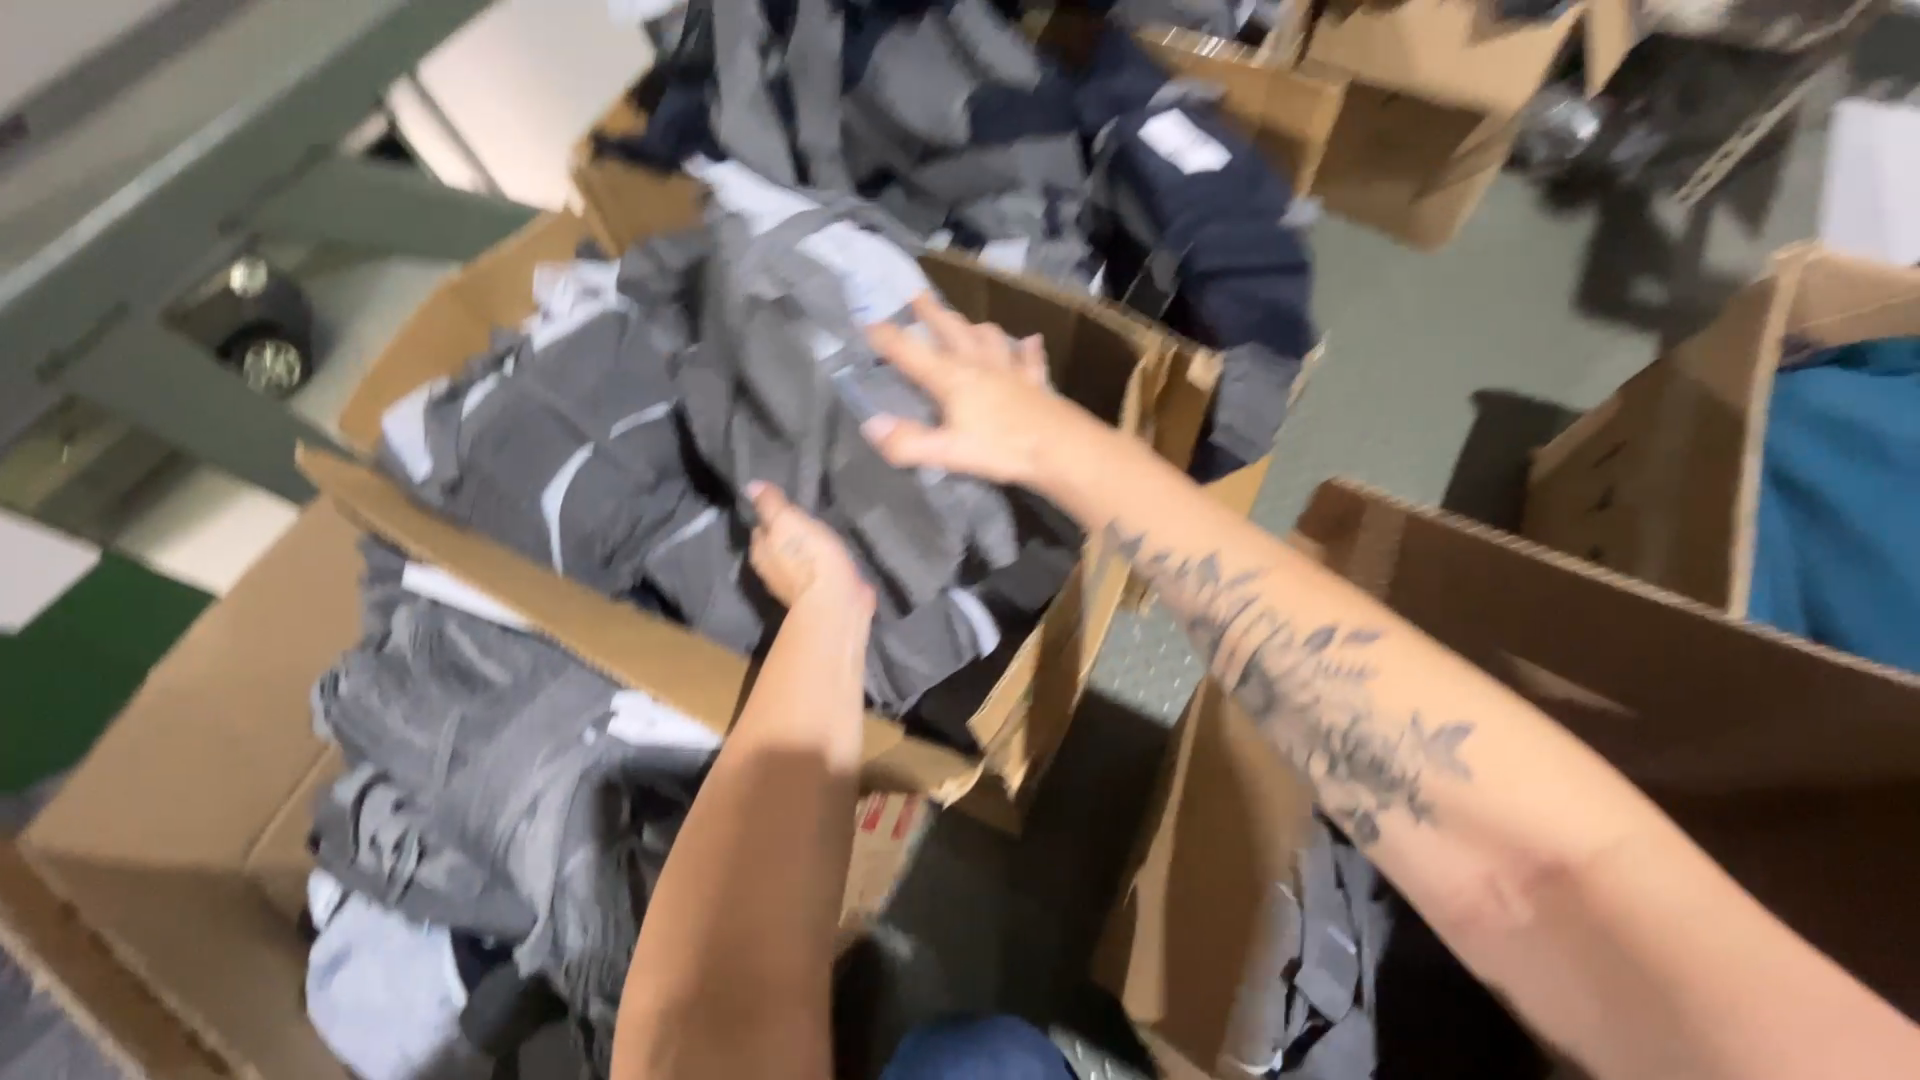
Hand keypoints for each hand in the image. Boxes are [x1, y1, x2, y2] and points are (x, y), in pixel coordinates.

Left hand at [746, 481, 873, 612]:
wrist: (837, 601)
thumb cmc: (808, 556)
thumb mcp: (786, 520)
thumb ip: (770, 503)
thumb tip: (750, 485)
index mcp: (760, 552)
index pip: (760, 528)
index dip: (770, 516)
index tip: (785, 506)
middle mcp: (772, 570)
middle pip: (777, 545)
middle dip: (788, 533)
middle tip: (806, 517)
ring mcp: (796, 585)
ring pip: (797, 558)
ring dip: (806, 549)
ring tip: (822, 532)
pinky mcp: (820, 592)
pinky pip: (817, 570)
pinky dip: (822, 562)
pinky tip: (834, 554)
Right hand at [864, 294, 1096, 486]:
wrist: (1062, 449)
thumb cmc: (1003, 450)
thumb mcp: (948, 453)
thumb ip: (908, 442)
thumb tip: (872, 425)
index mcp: (953, 379)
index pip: (912, 353)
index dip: (887, 337)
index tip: (867, 322)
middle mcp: (980, 365)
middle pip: (951, 331)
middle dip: (932, 313)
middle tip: (916, 295)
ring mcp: (1011, 371)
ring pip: (989, 339)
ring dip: (974, 327)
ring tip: (967, 322)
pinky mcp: (1037, 383)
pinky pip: (1030, 360)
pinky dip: (1028, 350)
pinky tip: (1031, 342)